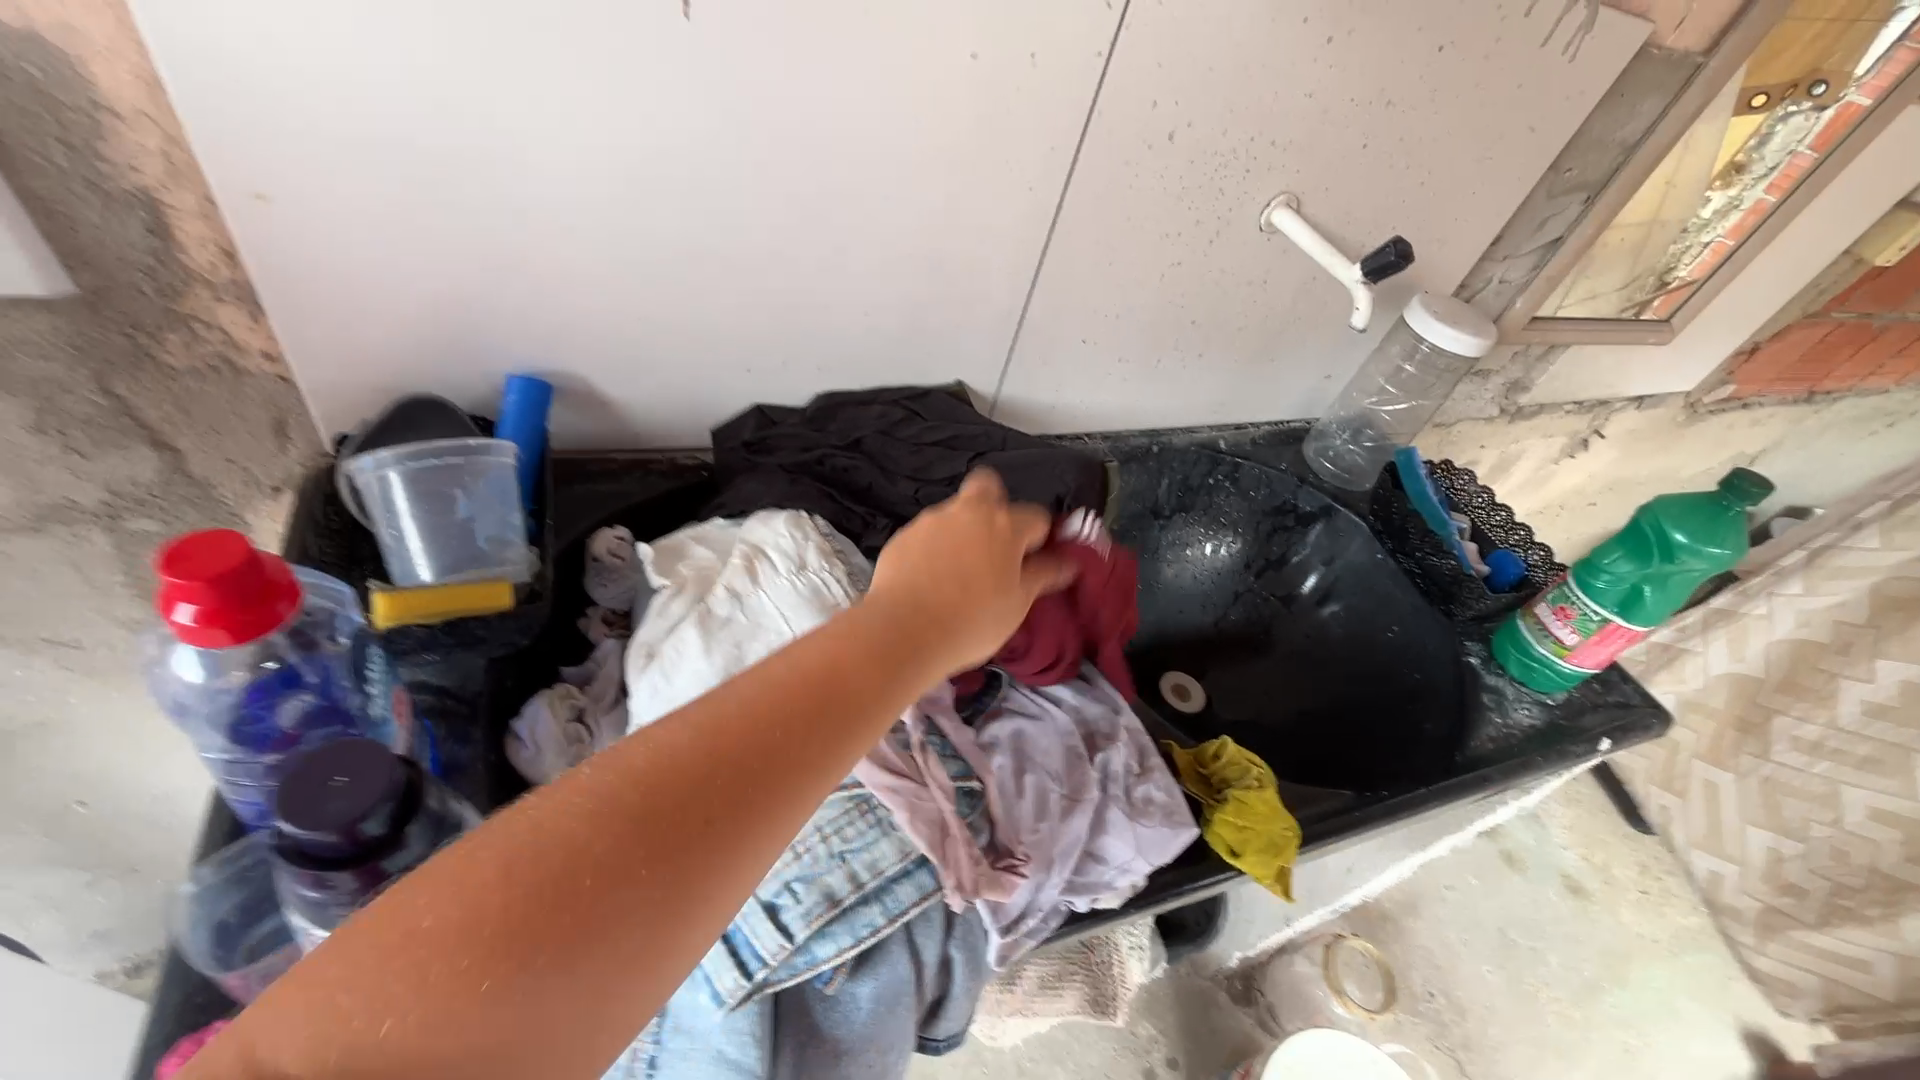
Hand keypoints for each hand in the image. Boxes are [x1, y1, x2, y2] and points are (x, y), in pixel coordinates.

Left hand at [864, 469, 1079, 675]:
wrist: (903, 631)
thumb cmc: (972, 620)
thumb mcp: (1017, 603)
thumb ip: (1043, 575)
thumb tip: (1068, 562)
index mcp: (1004, 525)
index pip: (1036, 516)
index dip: (1039, 537)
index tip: (1034, 560)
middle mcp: (968, 512)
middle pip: (988, 486)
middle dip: (996, 505)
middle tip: (996, 543)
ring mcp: (931, 520)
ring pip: (955, 514)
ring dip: (963, 532)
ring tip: (959, 574)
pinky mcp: (902, 536)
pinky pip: (927, 535)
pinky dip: (934, 549)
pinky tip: (931, 581)